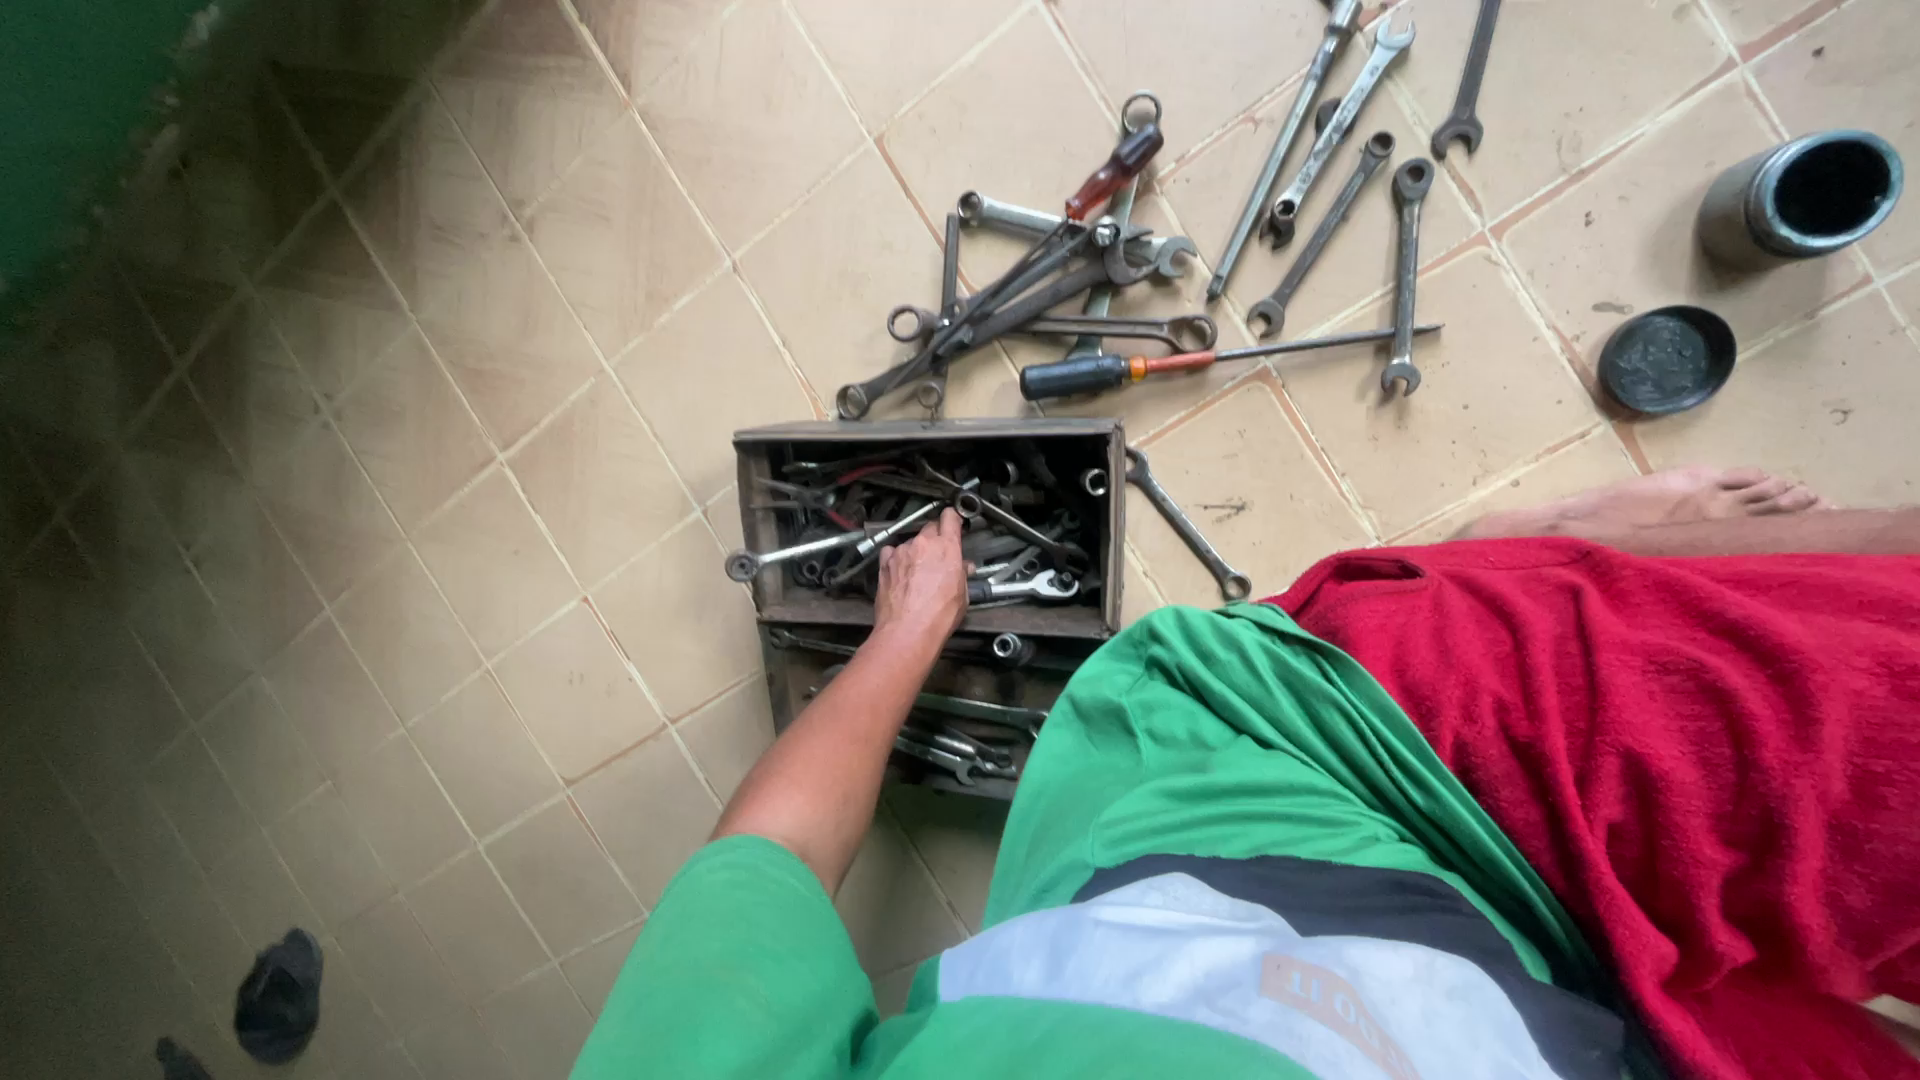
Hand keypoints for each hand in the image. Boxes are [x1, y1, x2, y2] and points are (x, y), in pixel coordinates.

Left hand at [872, 508, 968, 650]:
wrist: (908, 630)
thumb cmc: (939, 616)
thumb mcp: (962, 595)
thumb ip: (961, 574)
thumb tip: (963, 567)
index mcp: (947, 547)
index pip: (950, 517)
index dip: (952, 519)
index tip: (954, 524)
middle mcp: (923, 543)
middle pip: (930, 528)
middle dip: (935, 538)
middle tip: (938, 555)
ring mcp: (902, 551)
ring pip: (911, 542)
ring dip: (916, 551)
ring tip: (918, 572)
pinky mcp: (885, 562)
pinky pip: (891, 552)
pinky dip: (896, 558)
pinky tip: (900, 572)